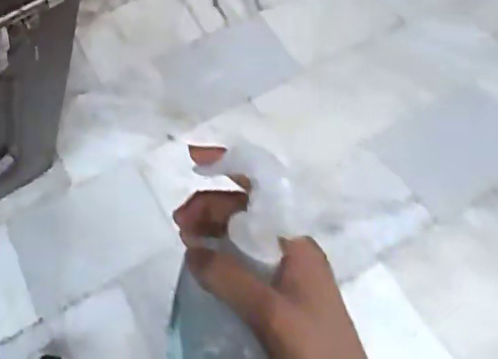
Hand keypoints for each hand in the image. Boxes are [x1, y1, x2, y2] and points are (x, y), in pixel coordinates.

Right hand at [174, 146, 365, 358]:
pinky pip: (242, 261)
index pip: (261, 187)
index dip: (228, 164)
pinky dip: (218, 254)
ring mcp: (288, 275)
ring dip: (209, 230)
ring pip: (240, 234)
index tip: (192, 158)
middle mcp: (292, 251)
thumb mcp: (272, 313)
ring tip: (187, 244)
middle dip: (208, 206)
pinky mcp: (281, 298)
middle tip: (179, 225)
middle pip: (243, 209)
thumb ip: (228, 277)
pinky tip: (205, 267)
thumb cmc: (317, 350)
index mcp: (297, 243)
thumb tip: (191, 250)